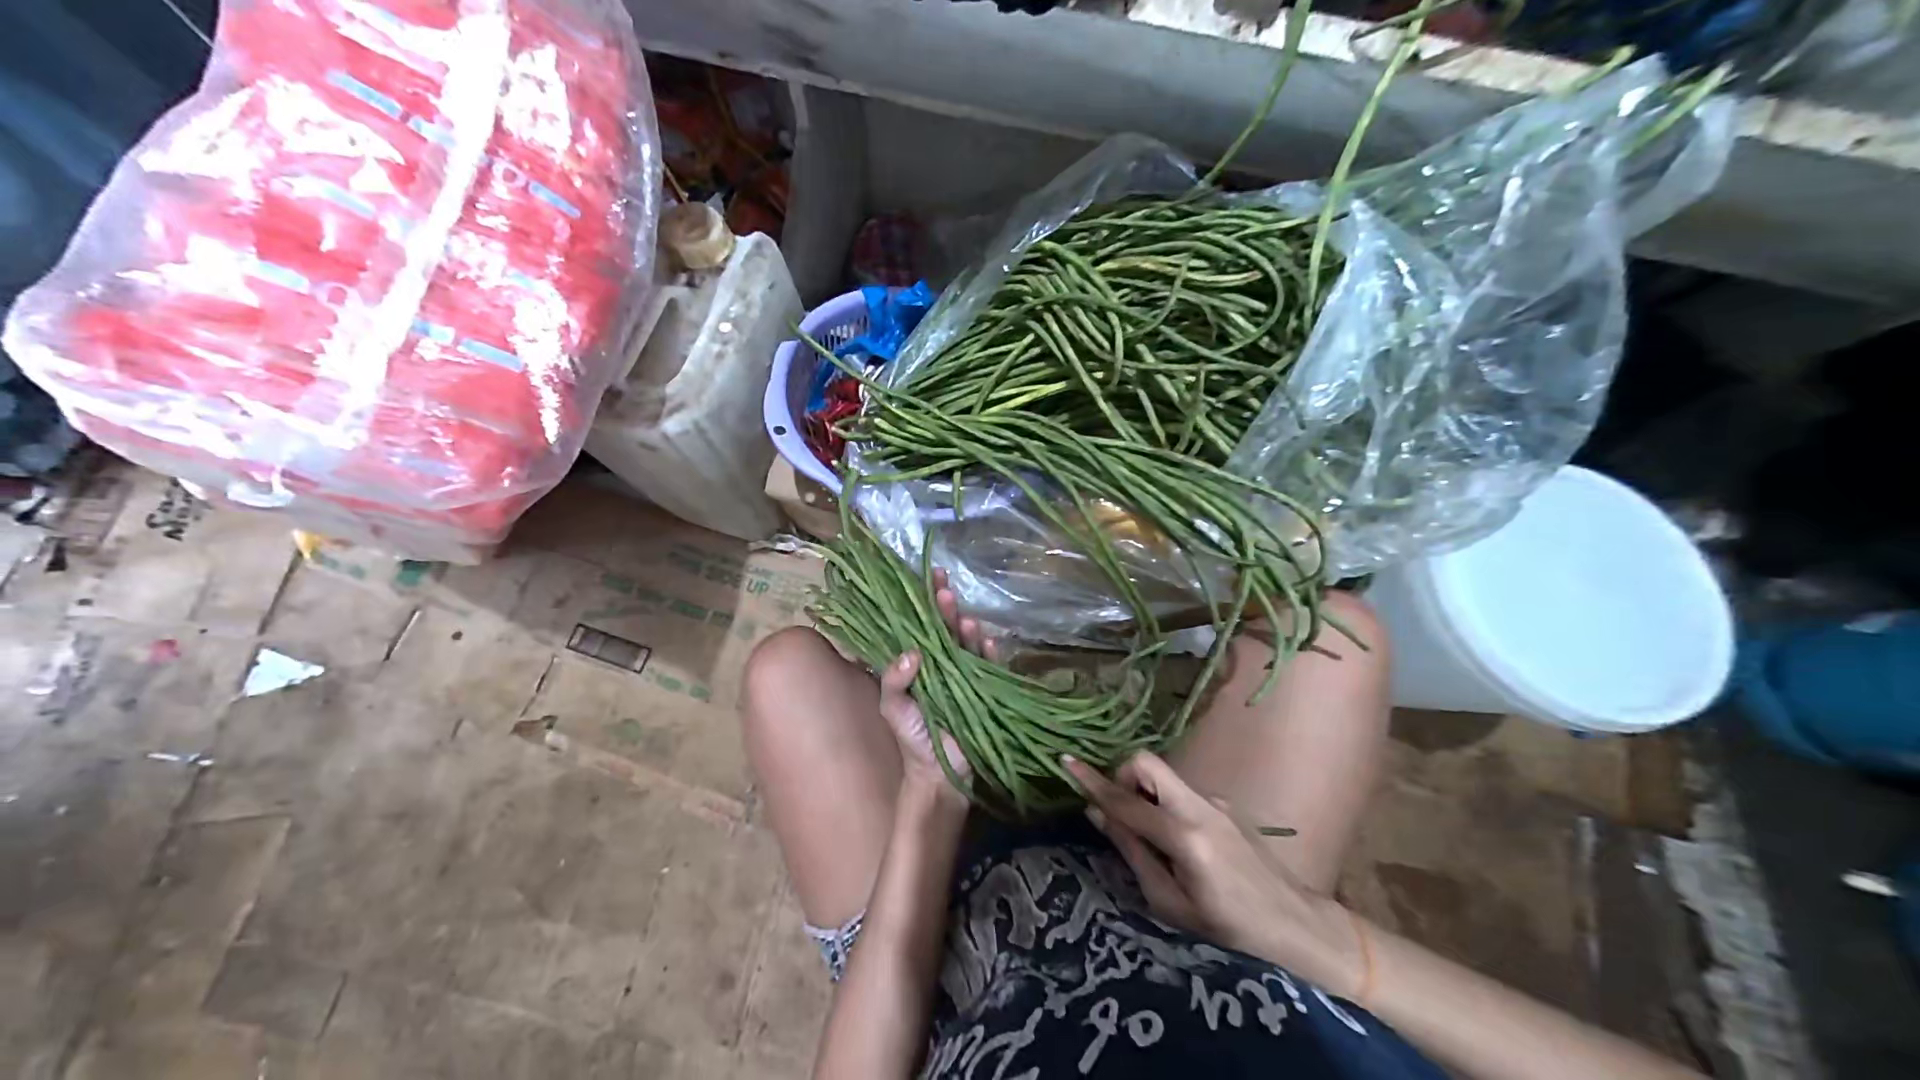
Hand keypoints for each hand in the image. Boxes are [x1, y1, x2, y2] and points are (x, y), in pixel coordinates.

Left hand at [875, 568, 991, 797]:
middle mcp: (944, 663)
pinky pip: (990, 668)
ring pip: (968, 644)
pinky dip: (989, 655)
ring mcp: (967, 675)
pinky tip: (988, 643)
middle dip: (946, 607)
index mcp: (920, 662)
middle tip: (943, 589)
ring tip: (964, 618)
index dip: (925, 601)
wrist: (939, 772)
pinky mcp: (986, 690)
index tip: (927, 576)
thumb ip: (894, 680)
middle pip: (946, 628)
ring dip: (967, 630)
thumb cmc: (913, 736)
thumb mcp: (893, 707)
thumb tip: (912, 654)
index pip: (922, 625)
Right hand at [1064, 752, 1362, 996]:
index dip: (1091, 782)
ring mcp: (1216, 802)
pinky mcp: (1226, 806)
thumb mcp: (1170, 904)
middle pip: (1146, 763)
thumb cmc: (1229, 931)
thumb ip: (1132, 852)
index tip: (1065, 761)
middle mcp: (1199, 806)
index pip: (1125, 800)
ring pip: (1164, 778)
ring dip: (1145, 795)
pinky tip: (1181, 848)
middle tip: (1120, 814)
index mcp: (1184, 836)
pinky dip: (1166, 807)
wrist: (1300, 930)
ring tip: (1152, 843)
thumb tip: (1097, 814)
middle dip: (1122, 778)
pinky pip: (1182, 794)